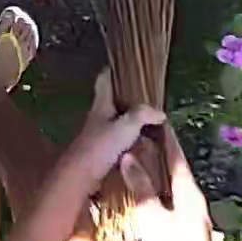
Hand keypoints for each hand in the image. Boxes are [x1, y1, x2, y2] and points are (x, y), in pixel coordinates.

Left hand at [56, 71, 165, 187]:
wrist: (81, 175)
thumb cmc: (100, 145)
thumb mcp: (125, 127)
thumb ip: (142, 115)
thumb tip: (160, 112)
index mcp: (101, 103)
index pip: (104, 80)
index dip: (113, 70)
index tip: (126, 65)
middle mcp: (98, 114)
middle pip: (112, 99)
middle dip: (128, 97)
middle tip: (148, 97)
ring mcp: (99, 132)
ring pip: (117, 119)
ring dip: (131, 119)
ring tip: (152, 121)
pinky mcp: (102, 149)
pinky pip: (119, 138)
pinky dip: (131, 137)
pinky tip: (144, 144)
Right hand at [118, 122, 216, 240]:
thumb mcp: (154, 218)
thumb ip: (141, 187)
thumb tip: (126, 155)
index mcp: (186, 187)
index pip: (174, 150)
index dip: (163, 130)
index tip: (148, 112)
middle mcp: (191, 193)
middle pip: (174, 160)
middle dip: (156, 143)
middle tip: (134, 127)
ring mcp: (190, 208)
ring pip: (171, 175)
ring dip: (156, 161)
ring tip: (135, 148)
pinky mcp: (185, 221)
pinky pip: (169, 189)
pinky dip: (157, 178)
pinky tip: (143, 181)